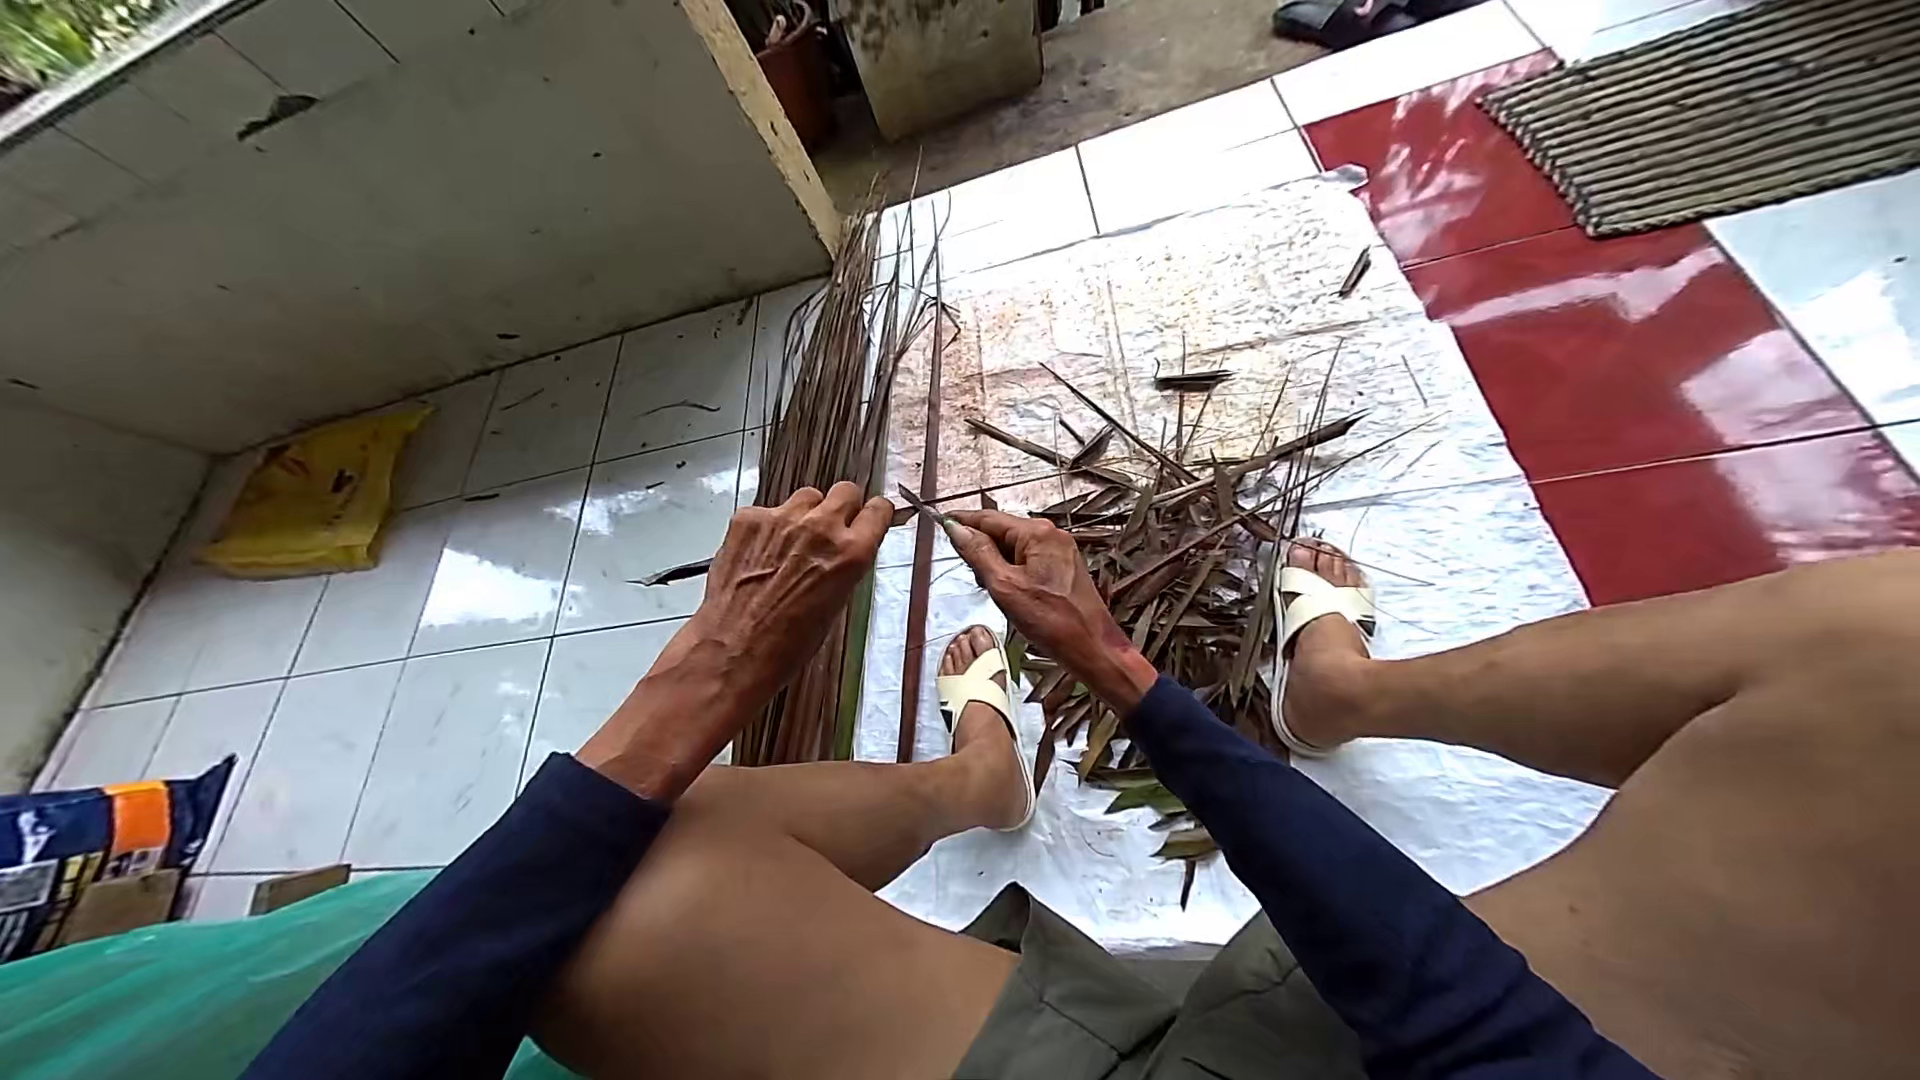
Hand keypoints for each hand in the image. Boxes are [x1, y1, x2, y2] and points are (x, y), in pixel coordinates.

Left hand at [579, 482, 892, 799]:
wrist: (734, 649)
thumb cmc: (789, 642)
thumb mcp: (837, 603)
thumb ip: (846, 565)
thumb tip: (846, 551)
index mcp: (851, 553)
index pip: (878, 510)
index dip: (876, 513)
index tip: (871, 516)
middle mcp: (821, 528)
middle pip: (845, 491)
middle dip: (843, 506)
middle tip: (832, 527)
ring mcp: (782, 518)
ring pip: (807, 496)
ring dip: (806, 513)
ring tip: (793, 542)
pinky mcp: (749, 519)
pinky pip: (769, 510)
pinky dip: (768, 526)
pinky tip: (760, 553)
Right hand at [945, 509, 1157, 711]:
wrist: (1091, 647)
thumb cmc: (1052, 621)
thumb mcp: (1004, 587)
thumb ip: (978, 554)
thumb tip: (956, 529)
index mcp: (1038, 533)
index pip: (990, 518)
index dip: (963, 521)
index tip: (942, 522)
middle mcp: (1051, 535)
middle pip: (1002, 531)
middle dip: (981, 548)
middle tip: (969, 572)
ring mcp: (1060, 551)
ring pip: (1014, 548)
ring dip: (996, 563)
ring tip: (993, 590)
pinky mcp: (1063, 568)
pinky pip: (1028, 560)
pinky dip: (1012, 572)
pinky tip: (1009, 593)